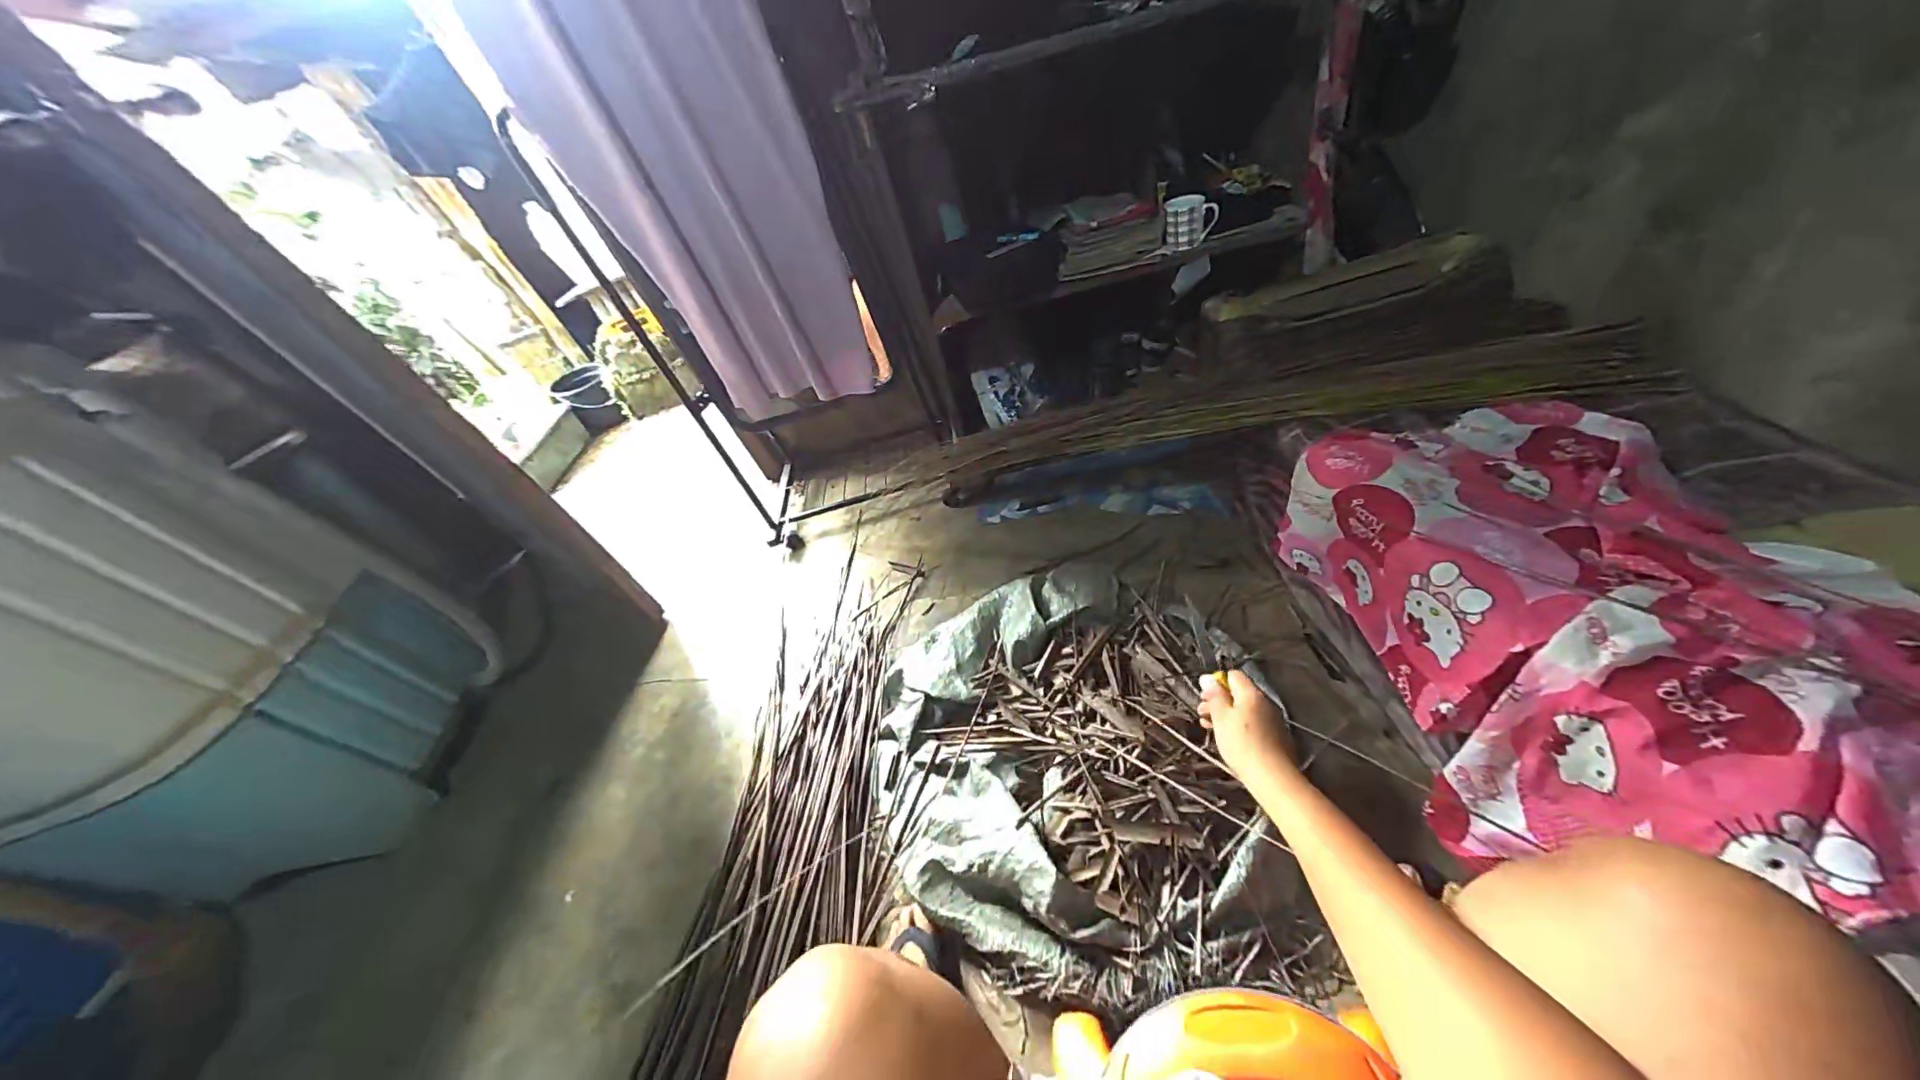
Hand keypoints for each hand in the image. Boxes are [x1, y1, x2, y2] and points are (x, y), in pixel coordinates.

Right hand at [1197, 670, 1296, 782]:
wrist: (1272, 776)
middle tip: (1202, 713)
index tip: (1204, 697)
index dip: (1216, 683)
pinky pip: (1253, 723)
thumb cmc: (1241, 743)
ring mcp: (1272, 719)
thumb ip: (1214, 695)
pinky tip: (1228, 738)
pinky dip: (1238, 726)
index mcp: (1251, 694)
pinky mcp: (1275, 736)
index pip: (1233, 676)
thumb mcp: (1221, 717)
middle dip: (1218, 700)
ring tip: (1210, 727)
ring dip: (1226, 714)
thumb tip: (1207, 677)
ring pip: (1244, 709)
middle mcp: (1265, 702)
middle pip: (1238, 693)